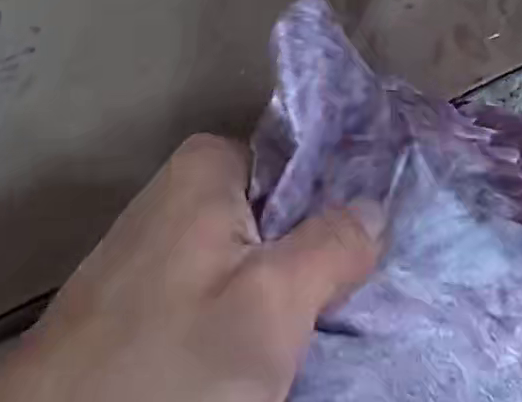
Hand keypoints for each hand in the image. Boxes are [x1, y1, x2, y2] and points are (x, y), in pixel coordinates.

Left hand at [0, 135, 382, 401]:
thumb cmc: (165, 365)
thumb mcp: (271, 305)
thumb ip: (332, 245)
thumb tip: (376, 209)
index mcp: (209, 165)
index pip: (304, 156)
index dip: (343, 194)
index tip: (371, 236)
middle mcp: (182, 189)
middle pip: (282, 205)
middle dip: (315, 246)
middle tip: (351, 288)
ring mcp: (162, 245)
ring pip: (254, 251)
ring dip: (285, 286)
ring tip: (318, 319)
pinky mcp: (146, 298)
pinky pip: (222, 285)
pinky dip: (247, 312)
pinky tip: (264, 347)